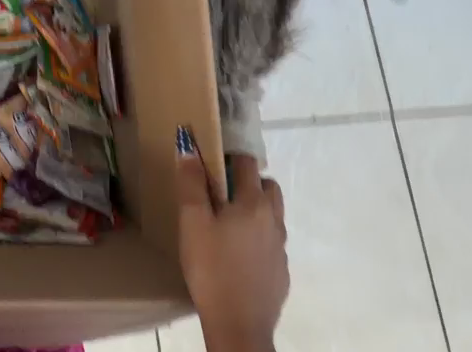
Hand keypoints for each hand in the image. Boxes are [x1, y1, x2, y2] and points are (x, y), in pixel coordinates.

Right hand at [175, 129, 287, 351]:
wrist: (238, 326)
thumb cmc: (211, 267)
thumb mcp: (192, 221)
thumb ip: (191, 182)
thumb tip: (190, 147)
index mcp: (253, 203)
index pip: (247, 163)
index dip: (229, 157)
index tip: (210, 164)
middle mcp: (274, 221)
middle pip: (268, 186)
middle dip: (248, 181)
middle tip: (220, 193)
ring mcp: (281, 249)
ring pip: (272, 215)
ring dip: (255, 209)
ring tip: (227, 224)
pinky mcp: (281, 273)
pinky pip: (271, 242)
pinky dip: (257, 238)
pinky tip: (236, 255)